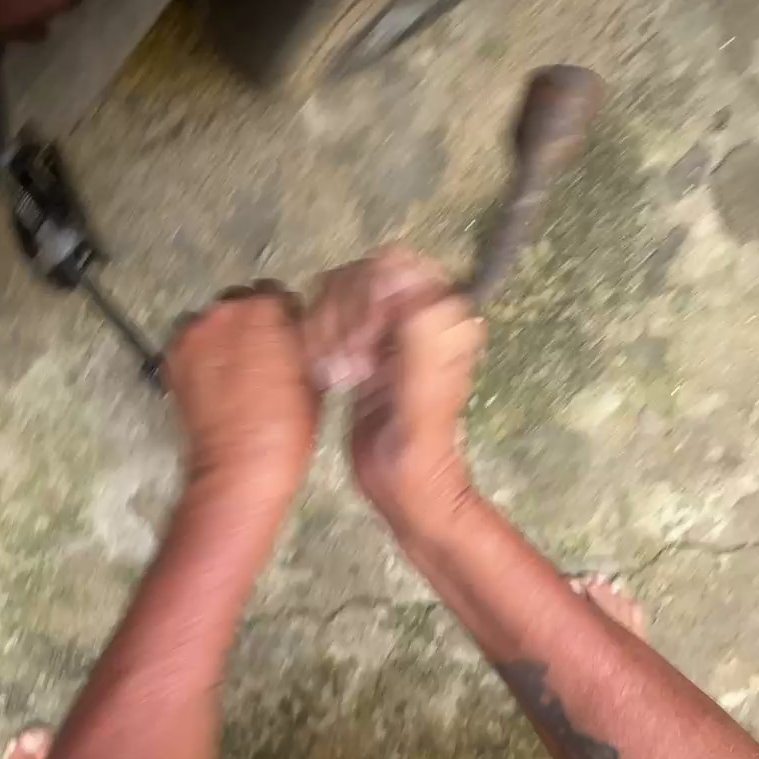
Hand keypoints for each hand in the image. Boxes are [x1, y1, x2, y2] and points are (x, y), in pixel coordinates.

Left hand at [163, 281, 319, 509]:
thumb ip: (300, 344)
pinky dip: (198, 356)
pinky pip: (187, 345)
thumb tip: (295, 339)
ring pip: (210, 322)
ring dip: (221, 337)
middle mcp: (223, 314)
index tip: (285, 336)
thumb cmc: (282, 428)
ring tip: (233, 370)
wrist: (239, 464)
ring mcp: (193, 336)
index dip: (283, 317)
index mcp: (264, 310)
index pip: (275, 295)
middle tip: (259, 355)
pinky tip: (213, 380)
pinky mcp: (172, 361)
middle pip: (239, 303)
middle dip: (250, 324)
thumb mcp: (311, 377)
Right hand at [302, 248, 484, 534]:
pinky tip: (327, 378)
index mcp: (441, 318)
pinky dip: (317, 344)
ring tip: (338, 377)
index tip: (362, 346)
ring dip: (325, 332)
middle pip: (359, 276)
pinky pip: (327, 321)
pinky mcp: (363, 352)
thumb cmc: (417, 458)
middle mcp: (416, 316)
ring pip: (337, 294)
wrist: (403, 491)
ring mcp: (387, 333)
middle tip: (349, 370)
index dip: (365, 297)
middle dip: (340, 318)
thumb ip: (418, 338)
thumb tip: (397, 277)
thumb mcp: (422, 402)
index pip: (393, 267)